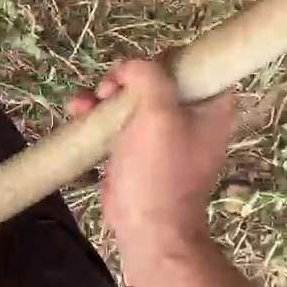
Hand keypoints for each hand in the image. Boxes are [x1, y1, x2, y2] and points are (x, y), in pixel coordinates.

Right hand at [71, 59, 233, 263]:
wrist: (146, 226)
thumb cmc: (160, 170)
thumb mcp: (159, 114)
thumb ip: (150, 77)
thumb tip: (132, 65)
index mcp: (208, 108)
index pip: (194, 66)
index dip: (163, 60)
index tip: (139, 71)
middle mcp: (187, 117)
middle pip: (152, 78)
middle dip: (123, 79)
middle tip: (108, 90)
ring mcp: (159, 134)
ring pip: (128, 97)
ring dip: (101, 94)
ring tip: (85, 105)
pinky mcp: (133, 148)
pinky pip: (113, 119)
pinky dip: (94, 113)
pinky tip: (77, 114)